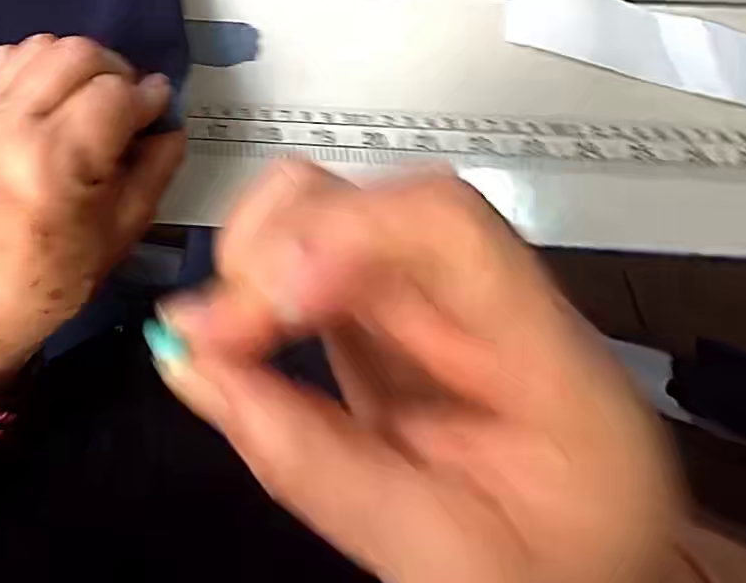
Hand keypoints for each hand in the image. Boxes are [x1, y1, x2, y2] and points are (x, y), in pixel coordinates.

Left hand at [0, 35, 187, 378]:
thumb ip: (156, 162)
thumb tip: (168, 116)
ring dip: (75, 63)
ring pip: (41, 46)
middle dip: (114, 70)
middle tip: (125, 101)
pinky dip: (36, 65)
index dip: (146, 96)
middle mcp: (12, 126)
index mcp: (54, 160)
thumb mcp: (126, 226)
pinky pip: (7, 58)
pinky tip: (50, 95)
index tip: (156, 107)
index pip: (113, 92)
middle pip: (75, 53)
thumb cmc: (57, 270)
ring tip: (88, 96)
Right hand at [150, 161, 684, 582]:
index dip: (333, 234)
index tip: (268, 307)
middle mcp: (469, 290)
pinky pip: (282, 237)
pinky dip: (238, 270)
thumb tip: (186, 362)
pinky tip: (233, 325)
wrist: (559, 564)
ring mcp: (410, 280)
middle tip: (214, 337)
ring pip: (303, 201)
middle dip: (261, 255)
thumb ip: (313, 466)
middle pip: (348, 199)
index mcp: (539, 354)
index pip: (441, 223)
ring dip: (241, 255)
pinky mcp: (360, 287)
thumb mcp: (438, 556)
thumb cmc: (530, 568)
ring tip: (222, 332)